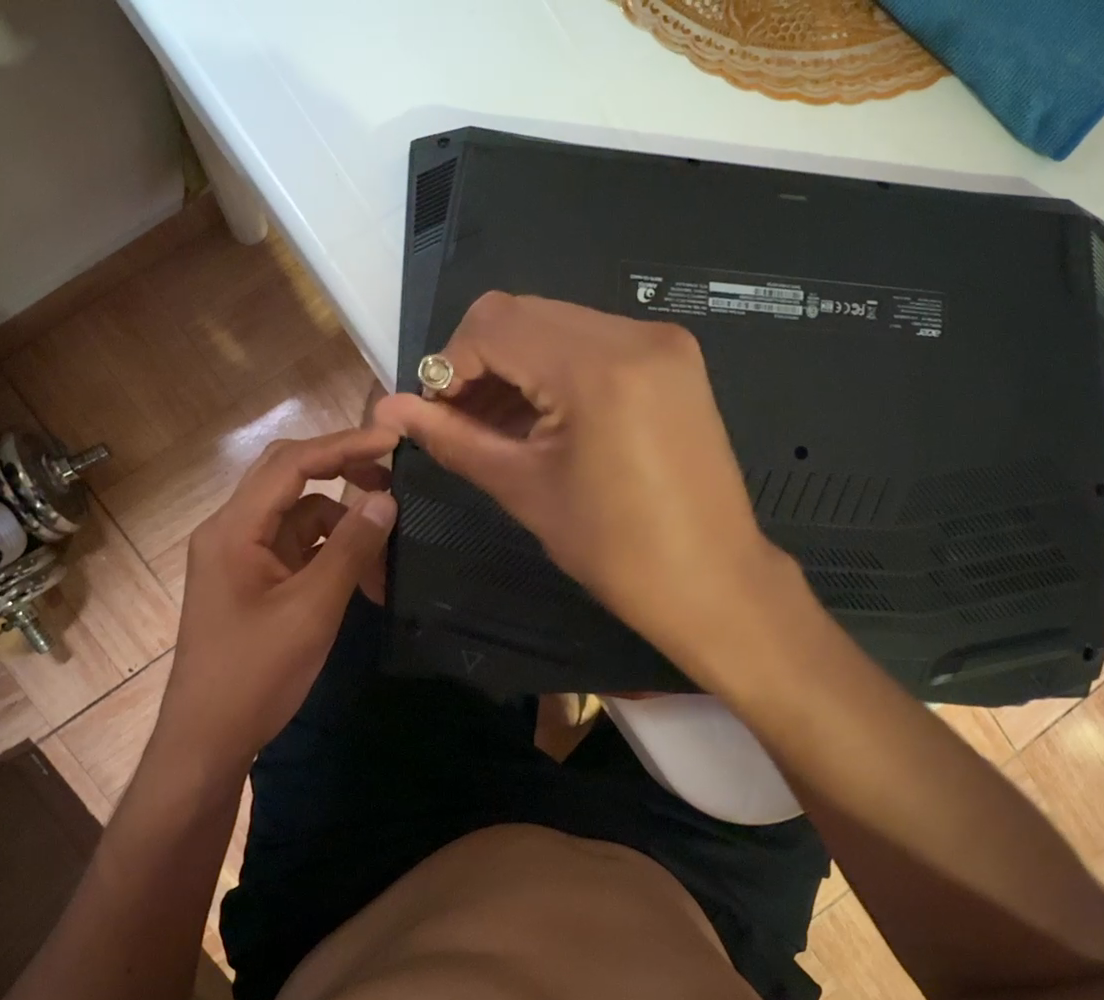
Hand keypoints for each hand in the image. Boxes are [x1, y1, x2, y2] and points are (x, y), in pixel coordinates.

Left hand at [159, 428, 397, 757]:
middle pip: (289, 479)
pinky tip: (360, 580)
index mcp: (233, 529)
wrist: (208, 738)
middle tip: (393, 484)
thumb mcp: (312, 609)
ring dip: (342, 528)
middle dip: (342, 474)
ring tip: (384, 562)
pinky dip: (329, 556)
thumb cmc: (255, 674)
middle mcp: (231, 531)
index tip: (393, 444)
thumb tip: (386, 499)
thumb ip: (349, 549)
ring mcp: (239, 557)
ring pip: (298, 518)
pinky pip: (295, 549)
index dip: (344, 446)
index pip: (291, 463)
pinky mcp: (251, 581)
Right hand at [374, 292, 796, 679]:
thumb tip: (389, 409)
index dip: (449, 365)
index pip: (493, 324)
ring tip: (498, 426)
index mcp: (597, 368)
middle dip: (480, 362)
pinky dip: (555, 370)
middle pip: (523, 314)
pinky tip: (542, 418)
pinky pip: (593, 342)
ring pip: (557, 325)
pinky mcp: (675, 360)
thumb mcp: (525, 490)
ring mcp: (662, 343)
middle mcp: (634, 335)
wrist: (713, 581)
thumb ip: (454, 438)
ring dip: (516, 366)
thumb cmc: (616, 550)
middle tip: (461, 422)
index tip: (435, 415)